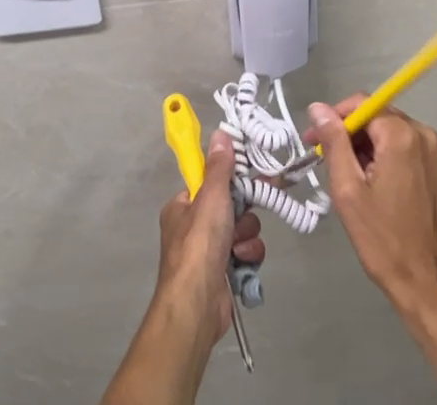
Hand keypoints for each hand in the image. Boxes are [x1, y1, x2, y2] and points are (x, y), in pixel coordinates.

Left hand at [154, 129, 265, 341]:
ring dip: (247, 236)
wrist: (196, 303)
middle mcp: (194, 227)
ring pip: (243, 229)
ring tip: (237, 248)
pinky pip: (245, 251)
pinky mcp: (223, 271)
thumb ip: (219, 167)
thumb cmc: (200, 244)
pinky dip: (247, 255)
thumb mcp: (210, 198)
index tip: (254, 175)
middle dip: (244, 214)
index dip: (233, 179)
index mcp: (183, 206)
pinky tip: (242, 263)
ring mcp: (208, 251)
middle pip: (233, 206)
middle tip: (247, 213)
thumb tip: (220, 133)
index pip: (212, 183)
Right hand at [307, 95, 436, 315]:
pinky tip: (367, 182)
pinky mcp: (434, 165)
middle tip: (322, 161)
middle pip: (376, 114)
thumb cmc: (382, 239)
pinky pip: (400, 145)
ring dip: (362, 146)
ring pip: (387, 130)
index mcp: (401, 135)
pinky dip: (380, 155)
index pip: (361, 103)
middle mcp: (422, 133)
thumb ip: (334, 142)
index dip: (333, 117)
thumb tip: (317, 107)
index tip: (312, 142)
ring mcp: (432, 148)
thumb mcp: (348, 189)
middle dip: (347, 132)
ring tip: (344, 177)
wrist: (425, 279)